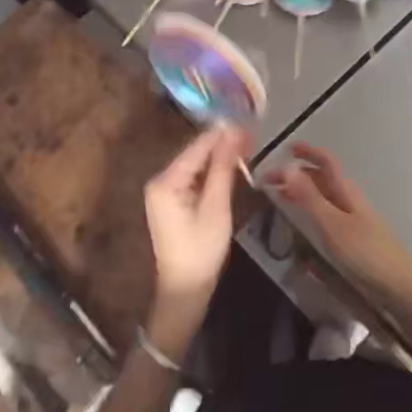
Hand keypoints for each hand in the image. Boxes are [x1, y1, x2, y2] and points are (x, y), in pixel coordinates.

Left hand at [144, 125, 247, 357]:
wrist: (185, 288)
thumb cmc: (201, 250)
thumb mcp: (216, 207)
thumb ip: (222, 168)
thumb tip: (232, 134)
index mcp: (165, 181)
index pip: (196, 148)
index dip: (222, 134)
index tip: (247, 123)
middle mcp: (159, 181)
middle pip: (194, 155)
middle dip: (222, 145)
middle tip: (252, 137)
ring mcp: (163, 192)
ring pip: (195, 166)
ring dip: (219, 158)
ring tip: (247, 148)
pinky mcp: (171, 202)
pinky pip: (193, 179)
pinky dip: (211, 173)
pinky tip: (231, 168)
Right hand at [264, 143, 411, 313]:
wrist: (400, 288)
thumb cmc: (366, 254)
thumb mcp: (332, 225)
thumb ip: (308, 197)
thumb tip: (286, 167)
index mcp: (347, 192)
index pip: (326, 162)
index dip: (308, 152)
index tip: (285, 148)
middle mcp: (350, 201)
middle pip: (324, 178)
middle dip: (298, 174)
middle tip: (270, 181)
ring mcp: (354, 220)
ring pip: (325, 196)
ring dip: (303, 192)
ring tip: (280, 198)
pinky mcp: (354, 239)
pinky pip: (327, 215)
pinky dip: (310, 210)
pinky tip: (302, 224)